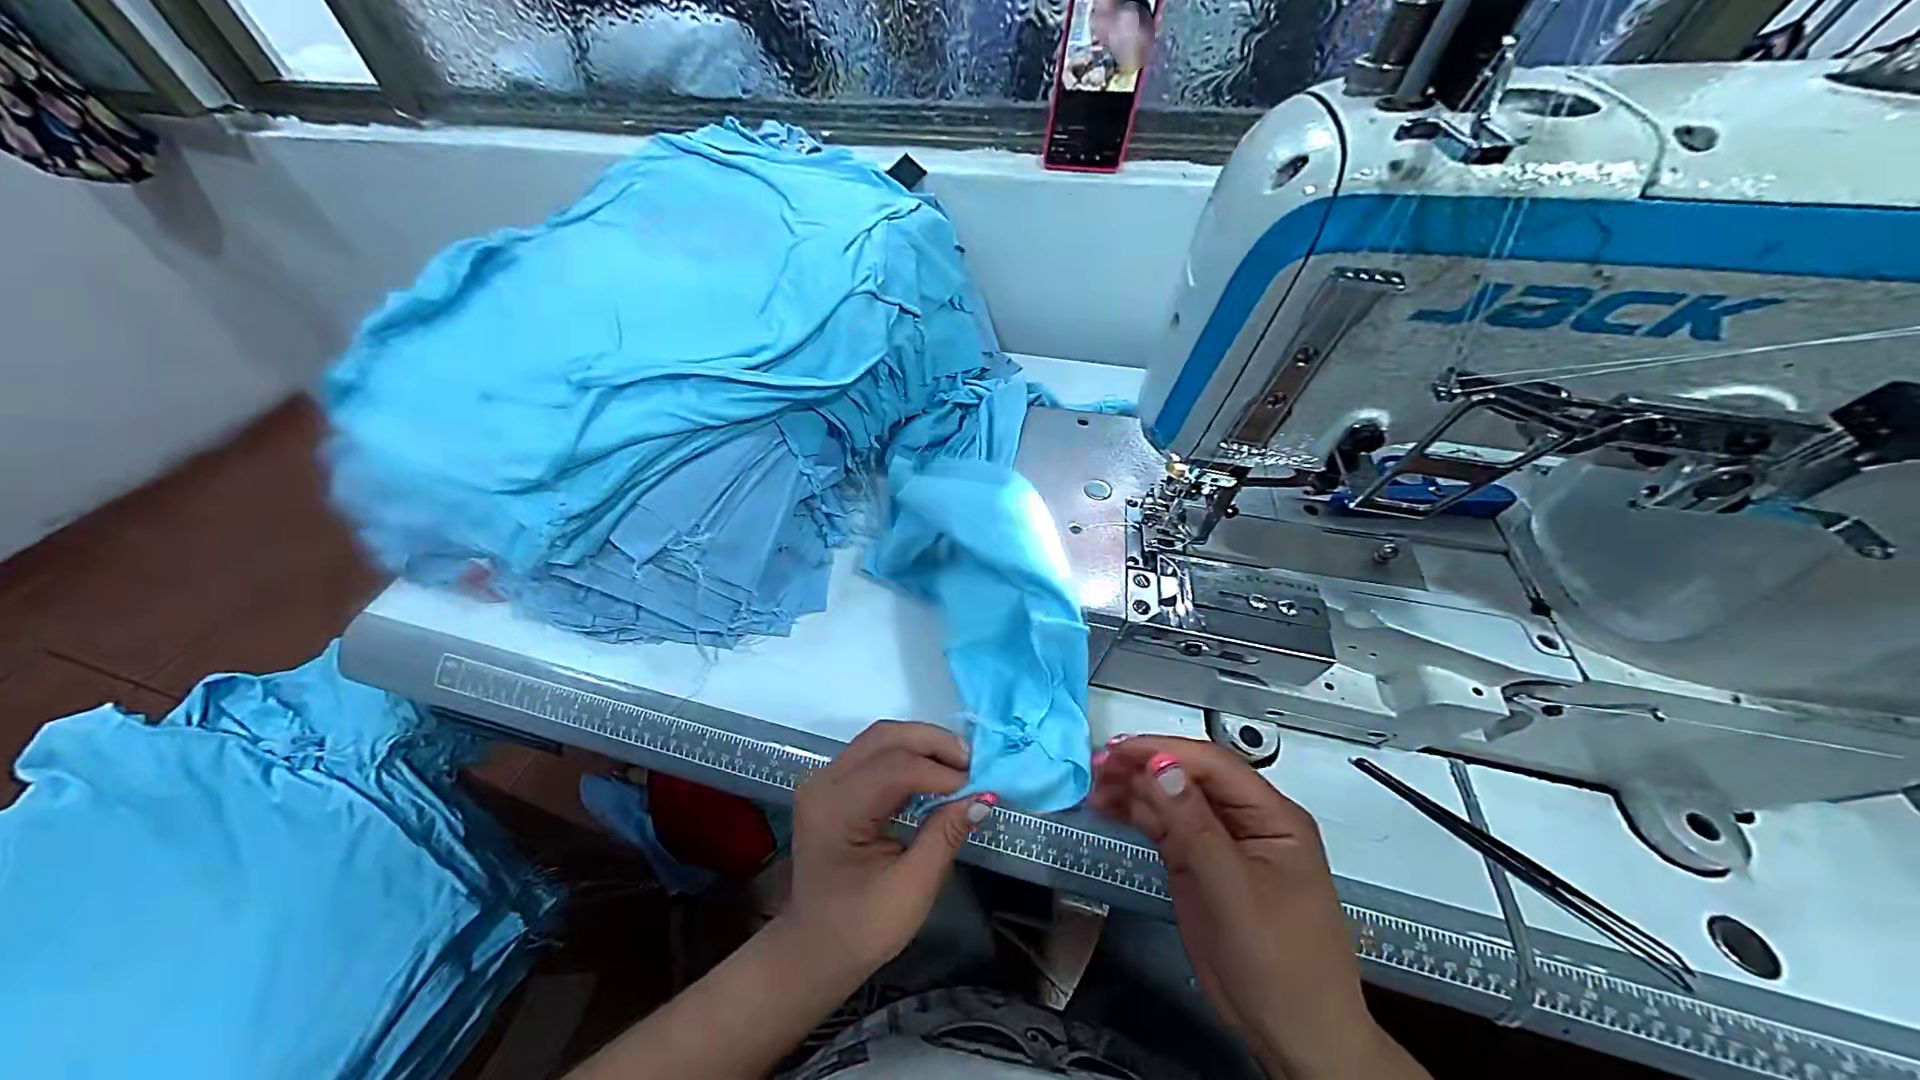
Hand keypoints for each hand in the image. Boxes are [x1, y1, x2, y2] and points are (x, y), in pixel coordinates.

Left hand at [783, 720, 993, 975]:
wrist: (814, 950)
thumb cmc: (860, 928)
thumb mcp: (911, 889)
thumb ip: (945, 835)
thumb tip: (981, 797)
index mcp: (835, 812)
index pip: (895, 770)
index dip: (941, 773)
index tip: (979, 787)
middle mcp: (823, 784)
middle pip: (885, 739)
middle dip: (933, 744)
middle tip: (973, 763)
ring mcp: (825, 781)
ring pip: (880, 739)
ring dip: (922, 744)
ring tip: (959, 764)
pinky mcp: (833, 785)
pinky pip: (874, 753)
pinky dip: (908, 754)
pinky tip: (934, 771)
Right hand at [1089, 736, 1422, 1079]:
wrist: (1293, 1035)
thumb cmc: (1284, 967)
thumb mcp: (1235, 891)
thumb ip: (1196, 826)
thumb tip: (1162, 768)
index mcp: (1272, 818)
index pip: (1212, 765)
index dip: (1164, 751)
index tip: (1121, 751)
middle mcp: (1245, 821)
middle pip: (1188, 777)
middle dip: (1143, 767)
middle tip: (1099, 765)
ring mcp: (1219, 842)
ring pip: (1171, 800)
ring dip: (1133, 789)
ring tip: (1095, 785)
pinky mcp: (1198, 864)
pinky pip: (1164, 827)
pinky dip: (1135, 815)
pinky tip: (1109, 807)